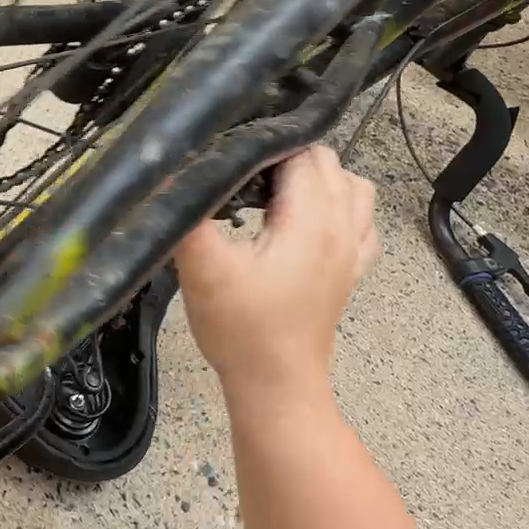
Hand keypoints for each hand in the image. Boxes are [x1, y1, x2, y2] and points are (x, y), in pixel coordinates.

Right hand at [173, 145, 377, 403]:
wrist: (275, 385)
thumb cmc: (240, 326)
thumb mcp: (201, 267)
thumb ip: (186, 215)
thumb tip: (169, 172)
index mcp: (313, 222)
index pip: (302, 153)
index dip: (263, 143)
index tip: (226, 151)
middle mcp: (343, 230)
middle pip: (328, 163)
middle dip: (283, 156)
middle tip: (236, 172)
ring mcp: (352, 252)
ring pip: (352, 187)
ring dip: (315, 178)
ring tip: (268, 190)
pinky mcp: (349, 271)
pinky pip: (359, 219)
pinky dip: (336, 206)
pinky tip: (298, 219)